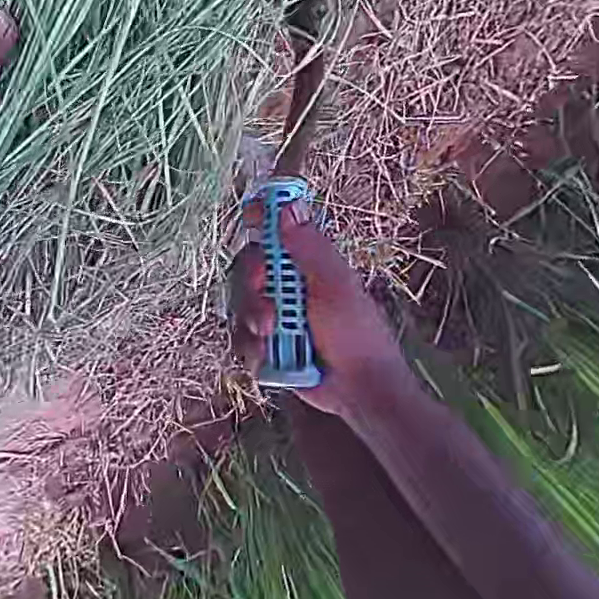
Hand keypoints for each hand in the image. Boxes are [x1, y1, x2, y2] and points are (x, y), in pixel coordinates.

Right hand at [230, 202, 412, 416]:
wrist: (357, 390)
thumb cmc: (357, 334)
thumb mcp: (336, 286)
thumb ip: (310, 249)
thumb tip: (288, 207)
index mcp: (310, 265)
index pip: (280, 231)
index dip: (262, 217)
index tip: (249, 213)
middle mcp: (289, 286)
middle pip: (249, 266)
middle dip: (252, 284)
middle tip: (266, 299)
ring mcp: (276, 315)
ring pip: (240, 302)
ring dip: (252, 317)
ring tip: (270, 334)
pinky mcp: (266, 344)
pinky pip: (241, 336)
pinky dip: (251, 347)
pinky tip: (267, 355)